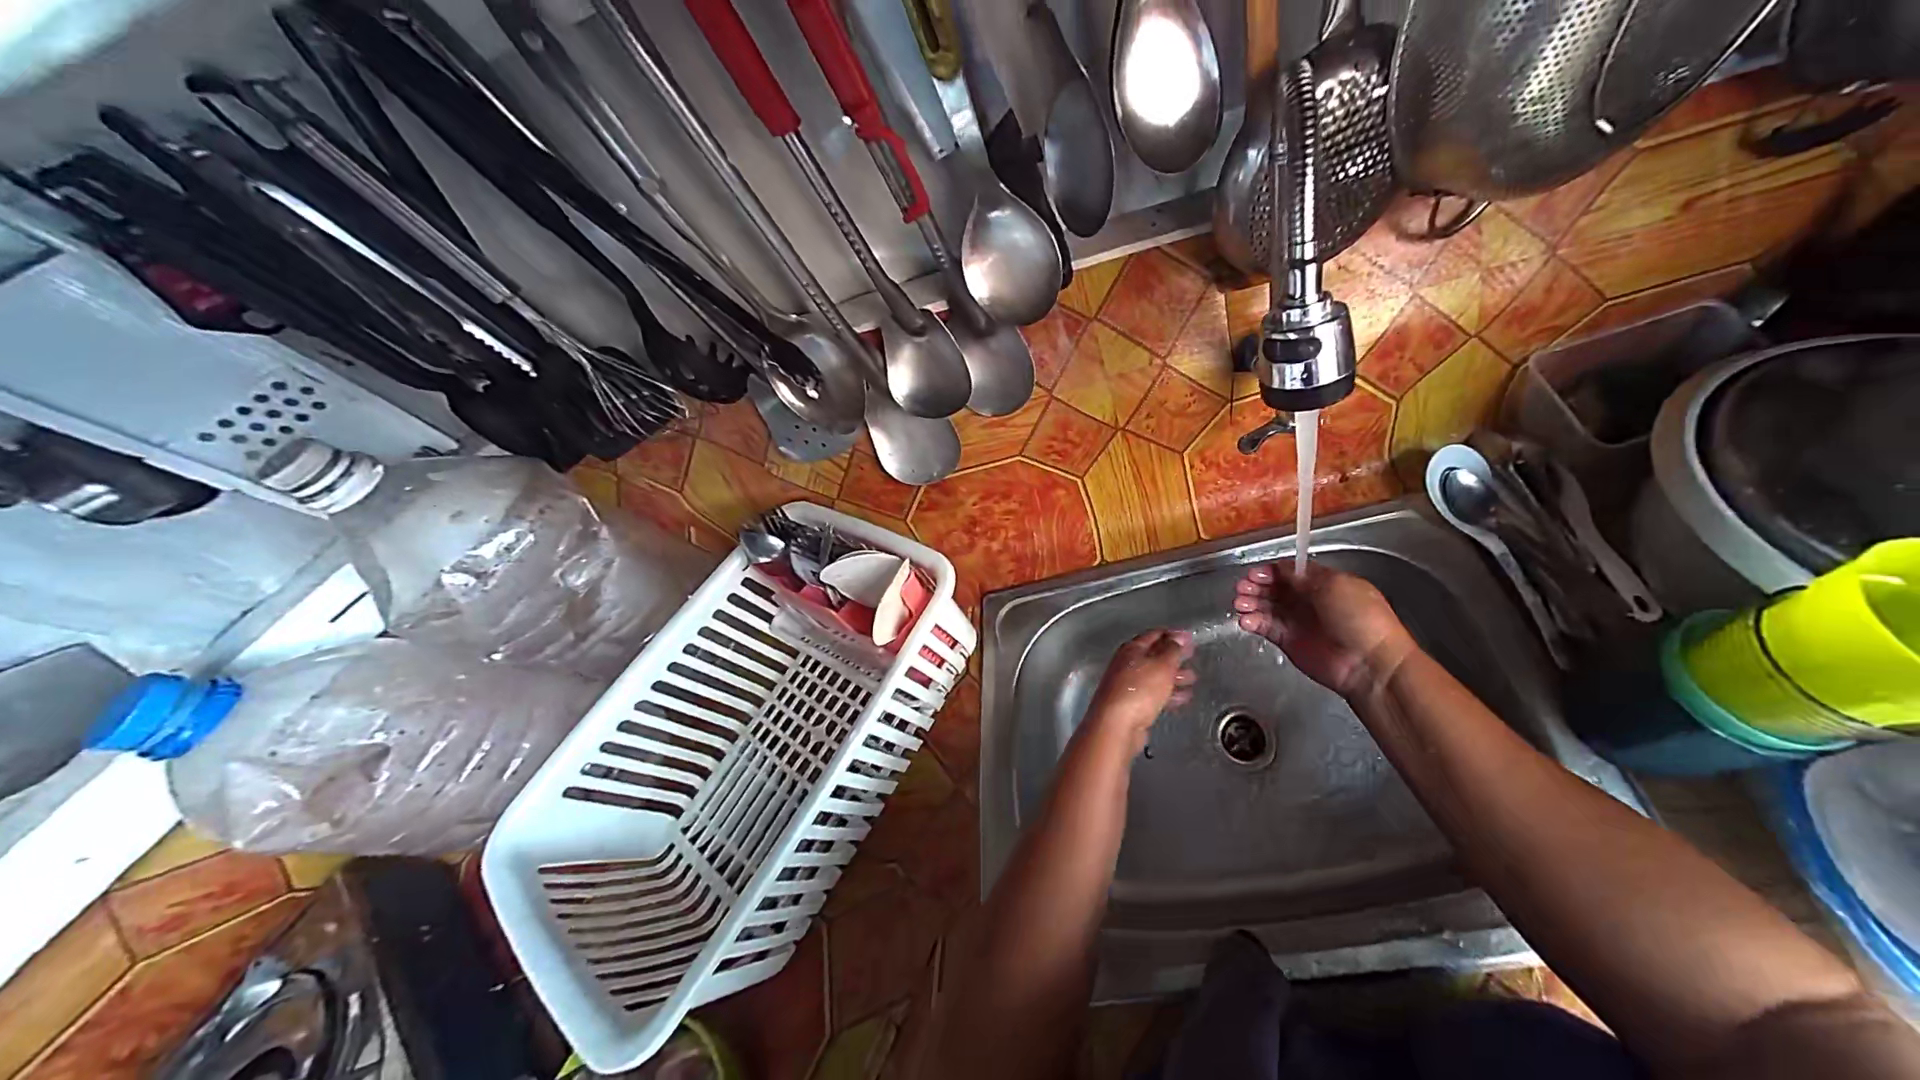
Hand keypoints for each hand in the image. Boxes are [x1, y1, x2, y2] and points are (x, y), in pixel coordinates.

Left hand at [1085, 630, 1195, 735]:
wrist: (1117, 725)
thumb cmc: (1138, 691)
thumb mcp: (1162, 665)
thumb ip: (1172, 650)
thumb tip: (1178, 637)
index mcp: (1131, 649)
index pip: (1154, 634)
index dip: (1173, 635)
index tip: (1188, 637)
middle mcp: (1126, 664)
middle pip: (1153, 655)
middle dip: (1174, 656)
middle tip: (1190, 656)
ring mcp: (1126, 685)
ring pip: (1154, 676)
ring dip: (1173, 676)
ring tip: (1191, 679)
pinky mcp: (1130, 705)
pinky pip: (1152, 694)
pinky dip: (1167, 693)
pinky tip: (1179, 699)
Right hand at [1233, 563, 1415, 698]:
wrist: (1371, 663)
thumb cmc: (1361, 619)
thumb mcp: (1335, 586)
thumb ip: (1304, 575)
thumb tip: (1283, 567)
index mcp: (1324, 583)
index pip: (1291, 572)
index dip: (1272, 571)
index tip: (1256, 573)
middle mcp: (1309, 601)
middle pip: (1274, 588)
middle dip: (1256, 585)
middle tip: (1243, 587)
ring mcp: (1298, 622)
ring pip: (1266, 607)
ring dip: (1251, 602)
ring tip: (1240, 604)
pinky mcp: (1288, 642)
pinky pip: (1265, 628)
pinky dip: (1253, 622)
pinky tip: (1246, 620)